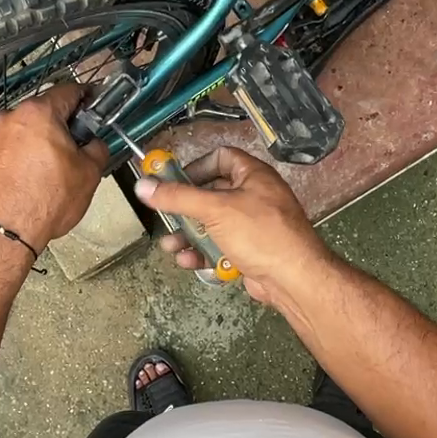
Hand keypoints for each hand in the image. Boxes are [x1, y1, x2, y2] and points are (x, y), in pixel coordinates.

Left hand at [0, 83, 109, 246]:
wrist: (5, 231)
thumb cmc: (44, 202)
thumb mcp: (89, 174)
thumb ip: (97, 149)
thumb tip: (95, 144)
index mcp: (39, 114)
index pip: (67, 90)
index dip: (84, 96)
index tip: (90, 101)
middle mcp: (11, 118)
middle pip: (42, 111)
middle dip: (59, 125)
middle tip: (73, 146)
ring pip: (22, 130)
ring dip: (37, 141)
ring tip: (48, 169)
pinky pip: (6, 147)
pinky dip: (18, 156)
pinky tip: (28, 177)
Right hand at [133, 146, 337, 306]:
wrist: (293, 279)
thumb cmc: (260, 234)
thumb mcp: (215, 209)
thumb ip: (177, 197)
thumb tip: (143, 186)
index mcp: (252, 175)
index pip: (220, 158)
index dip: (196, 167)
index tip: (173, 182)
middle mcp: (254, 196)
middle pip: (210, 194)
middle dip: (185, 210)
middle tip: (166, 218)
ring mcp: (252, 225)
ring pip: (212, 224)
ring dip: (189, 235)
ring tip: (171, 246)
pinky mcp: (249, 250)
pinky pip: (220, 246)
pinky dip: (203, 253)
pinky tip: (190, 261)